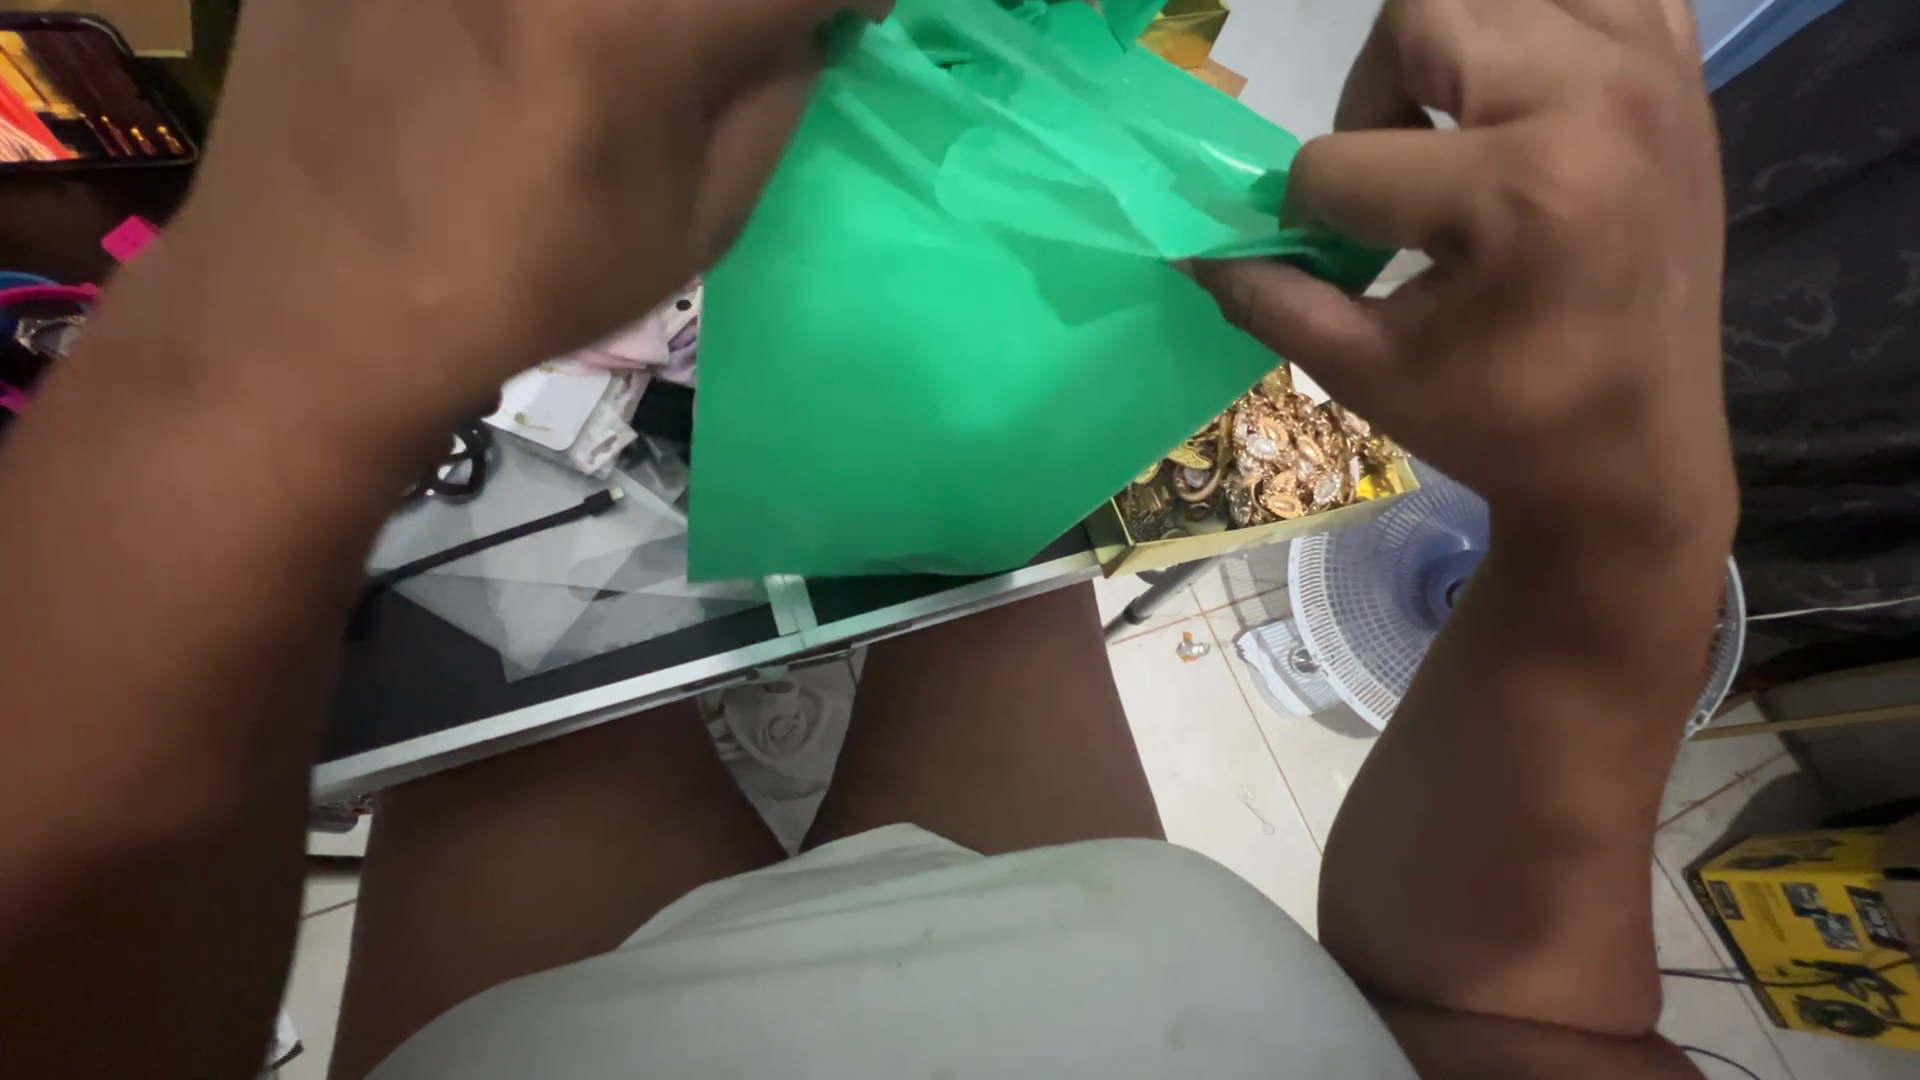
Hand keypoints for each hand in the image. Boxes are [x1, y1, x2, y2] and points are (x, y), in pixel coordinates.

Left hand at [149, 0, 888, 414]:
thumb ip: (772, 99)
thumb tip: (814, 22)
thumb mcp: (697, 220)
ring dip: (673, 14)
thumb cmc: (538, 278)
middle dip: (759, 5)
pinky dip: (589, 13)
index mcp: (630, 23)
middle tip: (763, 38)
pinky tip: (562, 46)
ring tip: (653, 58)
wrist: (331, 287)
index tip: (855, 19)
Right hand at [1193, 0, 1733, 548]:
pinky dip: (1525, 30)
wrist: (1630, 448)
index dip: (1303, 216)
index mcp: (1511, 191)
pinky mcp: (1683, 70)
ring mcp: (1652, 70)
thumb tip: (1197, 256)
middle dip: (1367, 100)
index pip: (1337, 161)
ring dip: (1439, 54)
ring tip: (1444, 142)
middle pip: (1420, 15)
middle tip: (1382, 182)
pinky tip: (1507, 109)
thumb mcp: (1360, 371)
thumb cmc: (1491, 421)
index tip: (1329, 264)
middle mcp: (1592, 96)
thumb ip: (1265, 302)